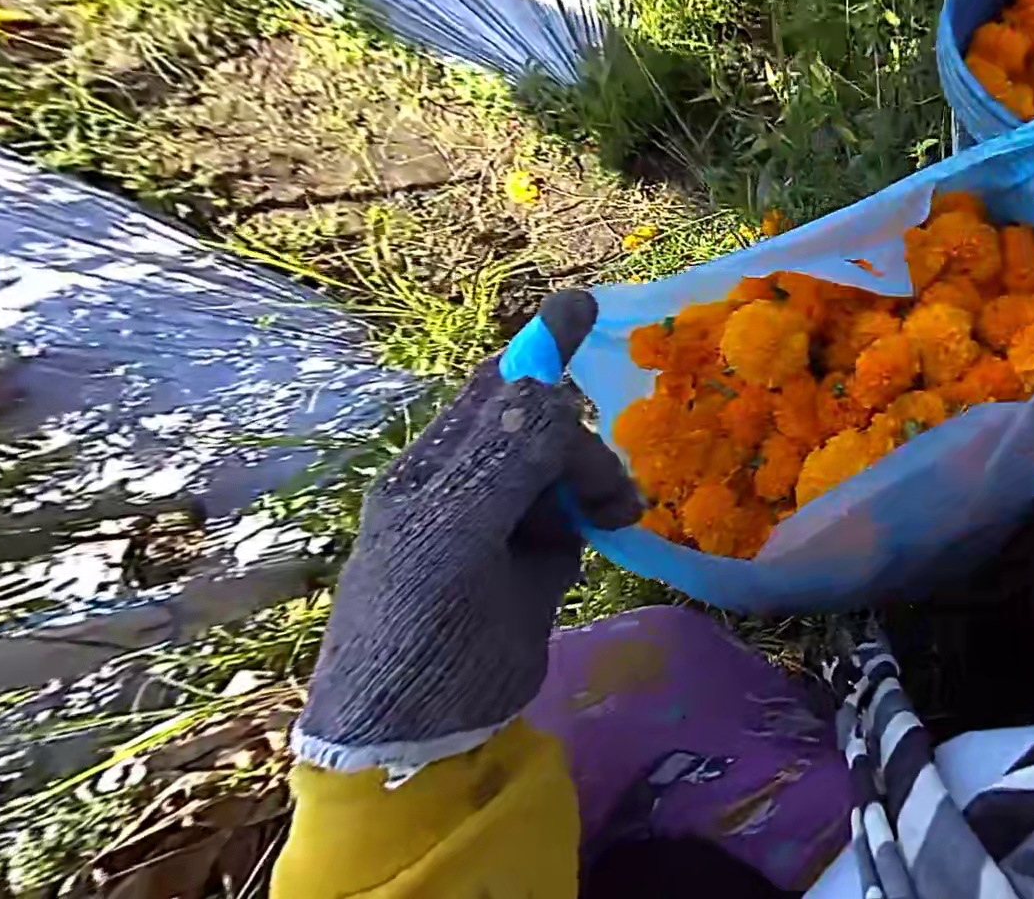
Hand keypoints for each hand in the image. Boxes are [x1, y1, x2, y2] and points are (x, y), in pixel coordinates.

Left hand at [294, 292, 641, 773]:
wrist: (425, 728)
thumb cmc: (416, 635)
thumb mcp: (447, 545)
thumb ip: (498, 464)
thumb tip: (551, 396)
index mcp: (437, 469)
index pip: (492, 388)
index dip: (538, 346)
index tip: (582, 303)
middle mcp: (475, 481)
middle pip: (544, 424)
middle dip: (578, 443)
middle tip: (603, 490)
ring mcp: (513, 512)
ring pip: (572, 461)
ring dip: (599, 476)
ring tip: (615, 512)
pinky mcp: (546, 544)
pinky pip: (585, 499)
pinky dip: (607, 501)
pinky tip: (617, 521)